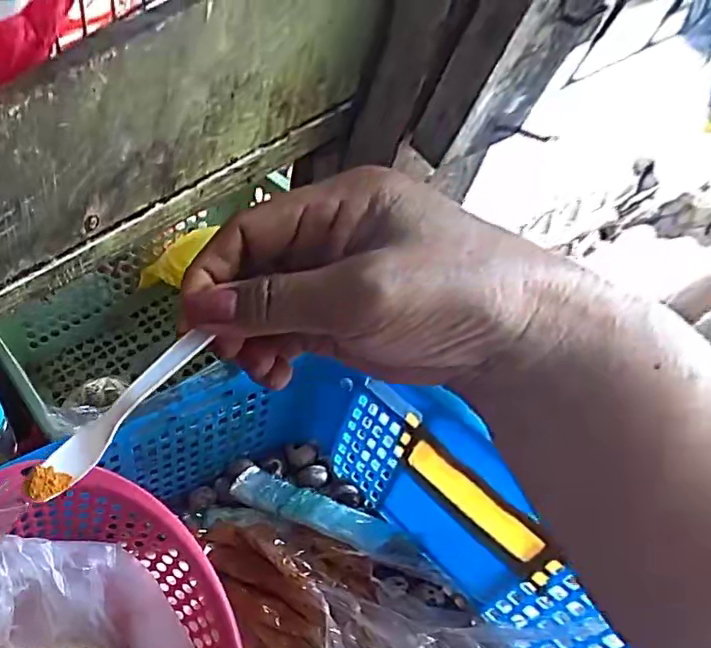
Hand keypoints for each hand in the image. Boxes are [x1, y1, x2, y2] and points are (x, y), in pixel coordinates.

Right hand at [180, 166, 593, 390]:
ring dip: (246, 344)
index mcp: (332, 208)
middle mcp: (323, 240)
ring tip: (260, 371)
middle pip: (246, 275)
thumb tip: (200, 312)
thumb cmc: (448, 295)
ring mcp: (326, 282)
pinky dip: (267, 357)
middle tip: (228, 355)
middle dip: (230, 318)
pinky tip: (276, 376)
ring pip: (256, 310)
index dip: (210, 275)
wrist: (517, 340)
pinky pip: (277, 335)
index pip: (246, 233)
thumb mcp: (354, 294)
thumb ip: (273, 302)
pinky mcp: (330, 320)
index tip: (193, 322)